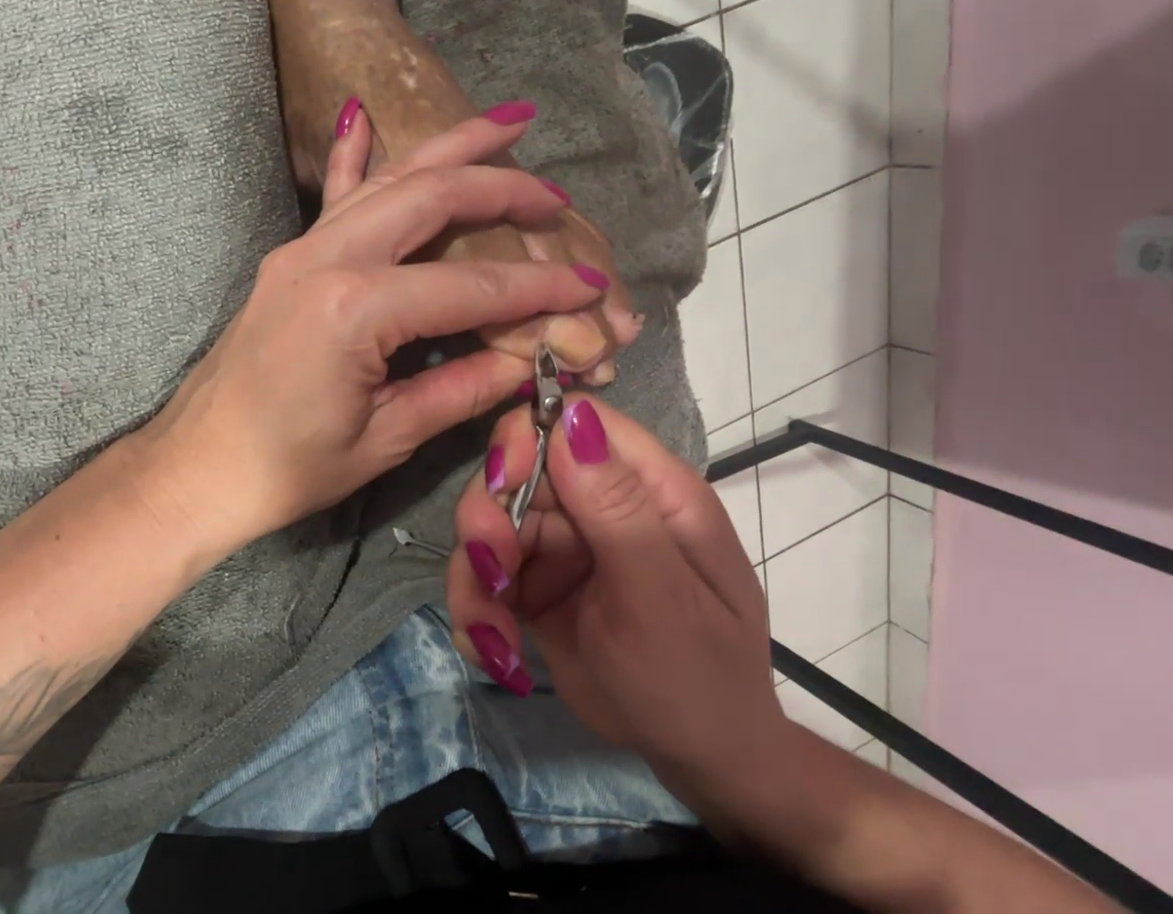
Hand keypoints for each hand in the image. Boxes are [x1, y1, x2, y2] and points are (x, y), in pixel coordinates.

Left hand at [135, 109, 606, 550]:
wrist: (198, 467)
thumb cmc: (286, 468)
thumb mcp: (384, 438)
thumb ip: (461, 388)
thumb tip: (530, 362)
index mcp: (356, 308)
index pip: (470, 286)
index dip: (536, 289)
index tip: (589, 290)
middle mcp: (327, 259)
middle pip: (431, 200)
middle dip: (501, 189)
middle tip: (557, 196)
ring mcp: (301, 252)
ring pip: (388, 182)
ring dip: (448, 152)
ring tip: (506, 122)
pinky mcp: (287, 261)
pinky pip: (330, 198)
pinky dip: (353, 156)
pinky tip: (362, 111)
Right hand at [443, 395, 782, 787]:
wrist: (697, 757)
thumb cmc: (698, 678)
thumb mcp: (660, 597)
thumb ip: (616, 509)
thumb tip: (571, 415)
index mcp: (649, 492)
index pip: (575, 423)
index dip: (525, 439)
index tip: (499, 484)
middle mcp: (599, 507)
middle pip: (513, 476)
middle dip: (486, 525)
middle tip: (490, 579)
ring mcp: (563, 546)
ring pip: (486, 530)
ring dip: (475, 583)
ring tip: (492, 642)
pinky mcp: (535, 585)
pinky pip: (484, 578)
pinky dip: (476, 614)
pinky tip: (494, 654)